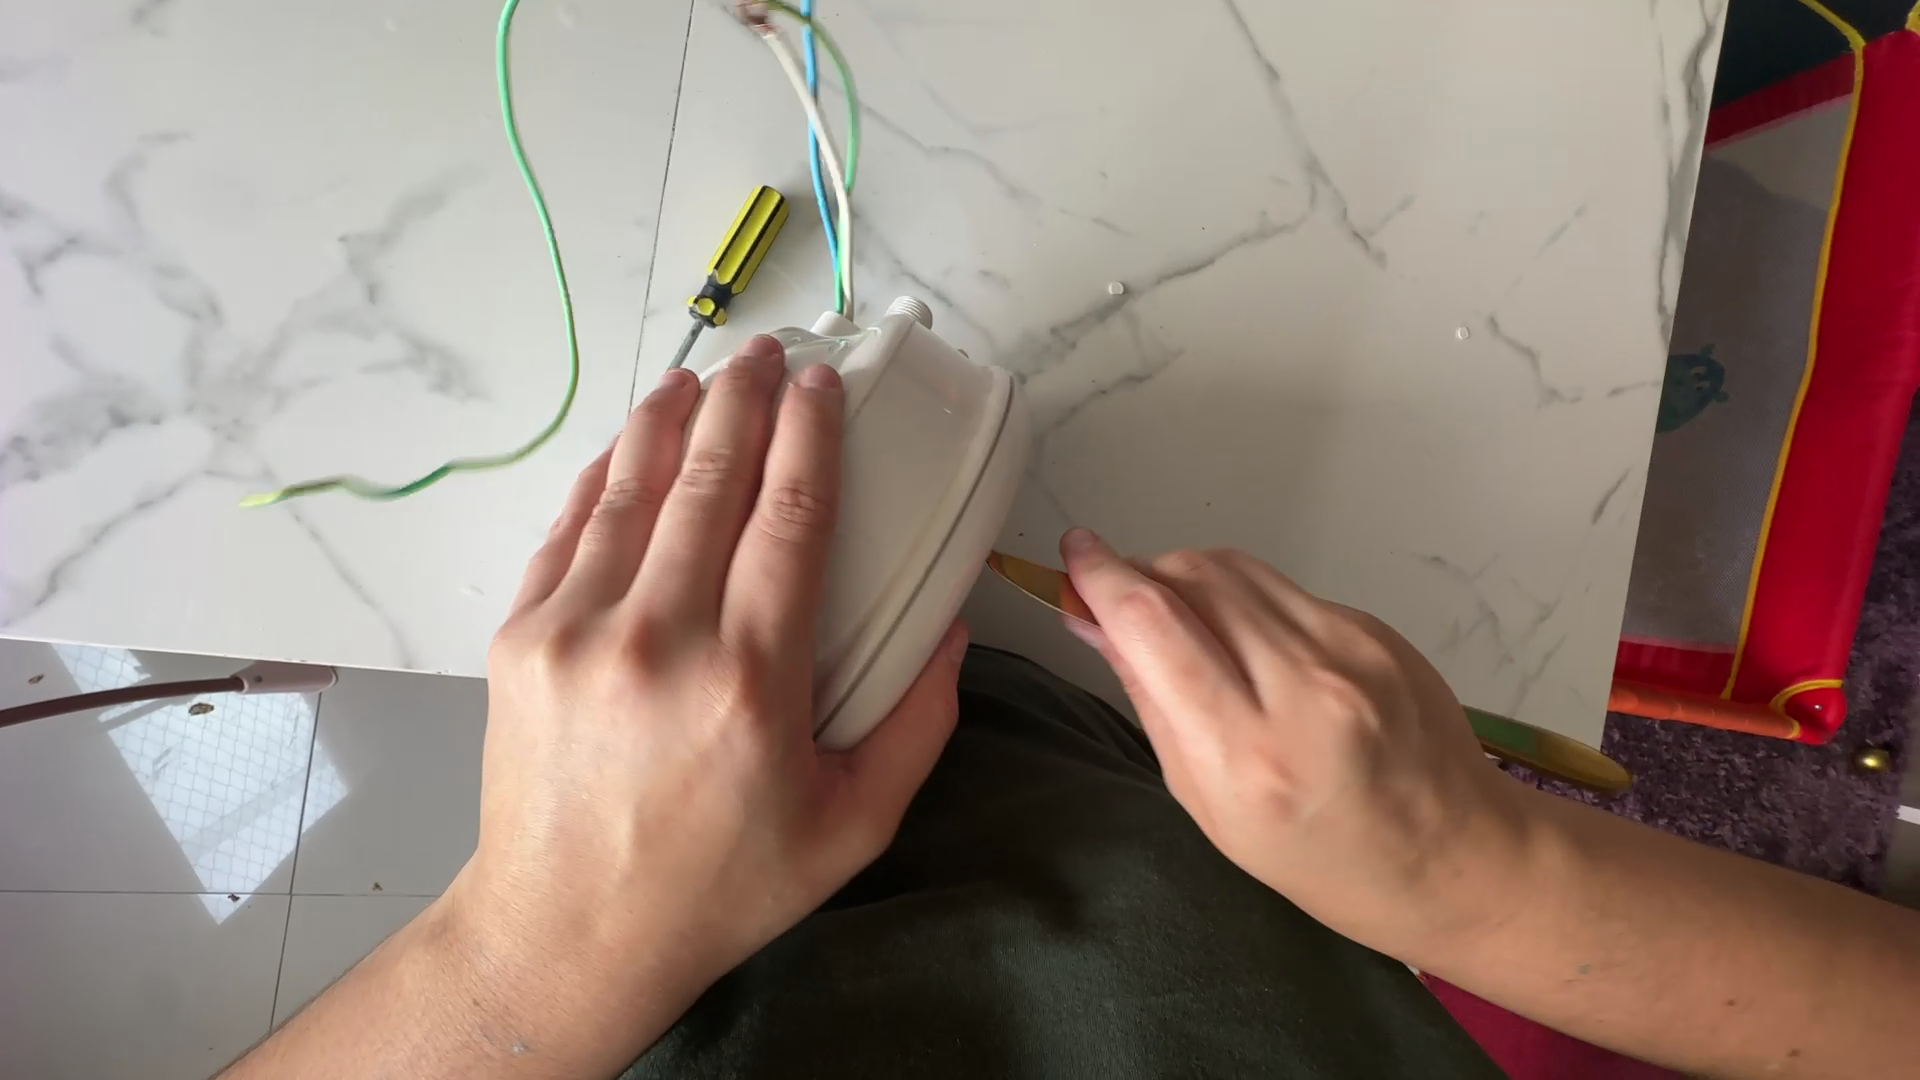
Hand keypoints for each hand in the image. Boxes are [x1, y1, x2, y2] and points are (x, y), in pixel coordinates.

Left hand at [450, 337, 966, 1063]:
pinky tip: (634, 439)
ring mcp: (574, 631)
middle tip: (767, 354)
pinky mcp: (521, 638)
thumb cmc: (727, 882)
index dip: (811, 439)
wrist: (565, 937)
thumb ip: (919, 723)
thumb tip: (949, 631)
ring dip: (672, 418)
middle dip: (744, 403)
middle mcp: (658, 638)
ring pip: (633, 489)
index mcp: (750, 679)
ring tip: (702, 375)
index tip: (824, 387)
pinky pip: (570, 527)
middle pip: (709, 482)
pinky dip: (608, 471)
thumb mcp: (857, 823)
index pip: (789, 519)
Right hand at [1058, 529, 1527, 958]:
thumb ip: (1149, 696)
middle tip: (1119, 593)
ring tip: (1177, 614)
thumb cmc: (1316, 855)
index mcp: (1247, 750)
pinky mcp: (1373, 626)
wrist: (1457, 857)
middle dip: (1139, 571)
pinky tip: (1244, 638)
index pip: (1154, 624)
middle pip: (1192, 576)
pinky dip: (1237, 596)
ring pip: (1233, 566)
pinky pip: (1277, 587)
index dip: (1101, 577)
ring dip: (1184, 575)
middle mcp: (1302, 687)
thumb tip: (1096, 623)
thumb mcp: (1202, 798)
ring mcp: (1349, 648)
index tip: (1074, 552)